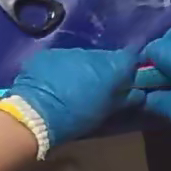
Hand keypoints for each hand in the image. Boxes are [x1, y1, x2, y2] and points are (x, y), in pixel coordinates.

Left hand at [0, 47, 149, 155]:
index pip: (129, 57)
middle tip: (94, 88)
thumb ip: (125, 98)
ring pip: (80, 58)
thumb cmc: (75, 118)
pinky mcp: (45, 55)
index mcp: (110, 66)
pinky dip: (59, 69)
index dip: (127, 69)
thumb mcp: (106, 111)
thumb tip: (136, 92)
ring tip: (70, 87)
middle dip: (101, 70)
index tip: (123, 81)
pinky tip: (51, 84)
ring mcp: (66, 52)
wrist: (34, 114)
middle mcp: (90, 53)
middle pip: (102, 57)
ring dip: (79, 69)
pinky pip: (58, 60)